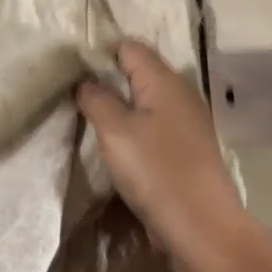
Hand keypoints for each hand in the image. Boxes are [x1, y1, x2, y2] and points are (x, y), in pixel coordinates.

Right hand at [77, 40, 249, 271]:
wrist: (200, 224)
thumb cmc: (156, 171)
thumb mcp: (115, 132)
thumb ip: (96, 100)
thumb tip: (85, 83)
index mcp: (164, 81)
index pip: (129, 47)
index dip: (100, 51)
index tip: (71, 67)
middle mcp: (181, 93)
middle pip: (140, 72)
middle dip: (108, 78)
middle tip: (74, 92)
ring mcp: (188, 122)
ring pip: (147, 100)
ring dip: (121, 104)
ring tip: (91, 117)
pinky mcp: (187, 148)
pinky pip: (155, 124)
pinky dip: (135, 126)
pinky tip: (119, 143)